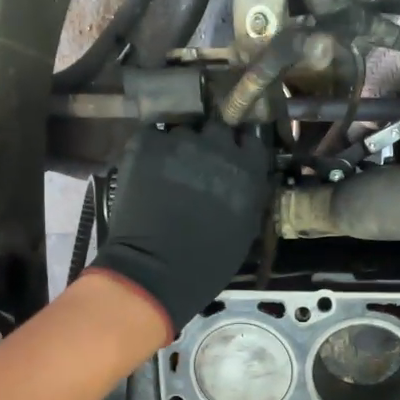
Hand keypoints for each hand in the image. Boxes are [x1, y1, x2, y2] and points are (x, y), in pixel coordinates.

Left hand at [89, 121, 273, 335]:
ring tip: (169, 171)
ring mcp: (181, 143)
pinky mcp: (147, 144)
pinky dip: (152, 149)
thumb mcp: (244, 231)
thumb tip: (245, 183)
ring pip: (184, 134)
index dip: (240, 150)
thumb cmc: (206, 264)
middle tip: (200, 165)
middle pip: (218, 129)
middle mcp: (218, 148)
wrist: (154, 270)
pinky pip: (153, 136)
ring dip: (180, 148)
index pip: (252, 142)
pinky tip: (147, 169)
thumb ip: (249, 198)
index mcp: (248, 172)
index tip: (233, 160)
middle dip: (211, 144)